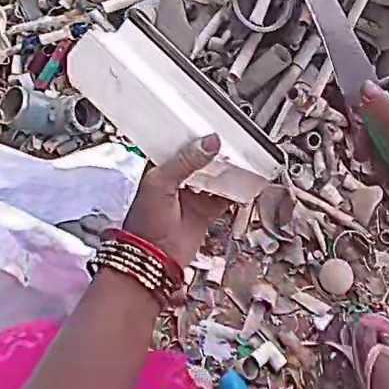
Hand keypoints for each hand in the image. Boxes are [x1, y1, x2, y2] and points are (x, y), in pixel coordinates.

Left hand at [121, 135, 227, 267]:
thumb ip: (186, 161)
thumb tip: (209, 142)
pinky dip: (235, 191)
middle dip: (216, 154)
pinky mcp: (206, 211)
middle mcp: (179, 180)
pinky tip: (243, 183)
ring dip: (227, 171)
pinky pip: (225, 197)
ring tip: (240, 160)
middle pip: (203, 161)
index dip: (198, 138)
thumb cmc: (145, 223)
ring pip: (216, 178)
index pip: (183, 146)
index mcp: (162, 169)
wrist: (154, 258)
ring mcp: (193, 196)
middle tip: (232, 144)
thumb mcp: (162, 182)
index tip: (214, 129)